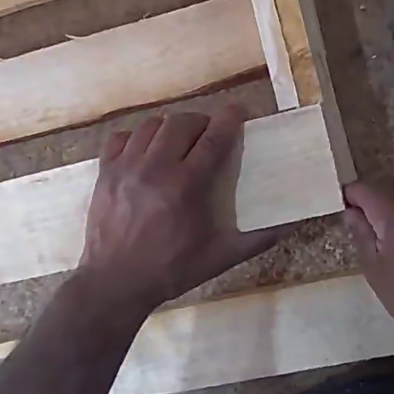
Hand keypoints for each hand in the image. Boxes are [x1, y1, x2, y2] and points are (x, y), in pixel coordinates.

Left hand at [77, 106, 285, 312]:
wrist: (116, 283)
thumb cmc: (172, 269)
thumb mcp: (221, 257)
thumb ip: (257, 239)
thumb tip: (289, 226)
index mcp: (187, 185)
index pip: (214, 138)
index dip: (229, 119)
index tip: (238, 110)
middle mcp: (156, 168)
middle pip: (182, 122)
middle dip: (200, 121)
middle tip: (208, 132)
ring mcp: (126, 167)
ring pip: (151, 125)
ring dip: (170, 127)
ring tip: (178, 139)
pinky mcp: (105, 173)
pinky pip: (120, 137)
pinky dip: (136, 137)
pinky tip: (145, 150)